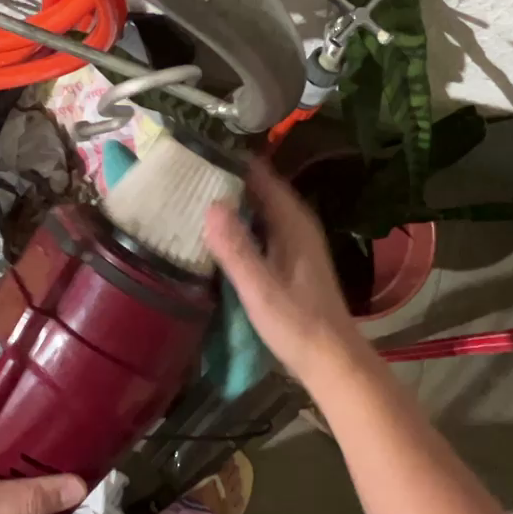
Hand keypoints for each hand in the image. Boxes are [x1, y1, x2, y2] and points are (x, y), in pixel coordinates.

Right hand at [205, 160, 367, 383]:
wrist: (332, 362)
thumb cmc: (297, 324)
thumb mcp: (260, 288)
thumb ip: (236, 248)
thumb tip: (210, 204)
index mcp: (293, 221)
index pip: (259, 173)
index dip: (229, 160)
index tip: (193, 151)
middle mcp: (295, 224)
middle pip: (256, 188)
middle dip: (223, 178)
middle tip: (180, 173)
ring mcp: (292, 241)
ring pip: (256, 208)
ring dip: (227, 200)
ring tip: (187, 195)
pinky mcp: (286, 259)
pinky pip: (256, 227)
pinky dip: (235, 222)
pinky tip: (209, 231)